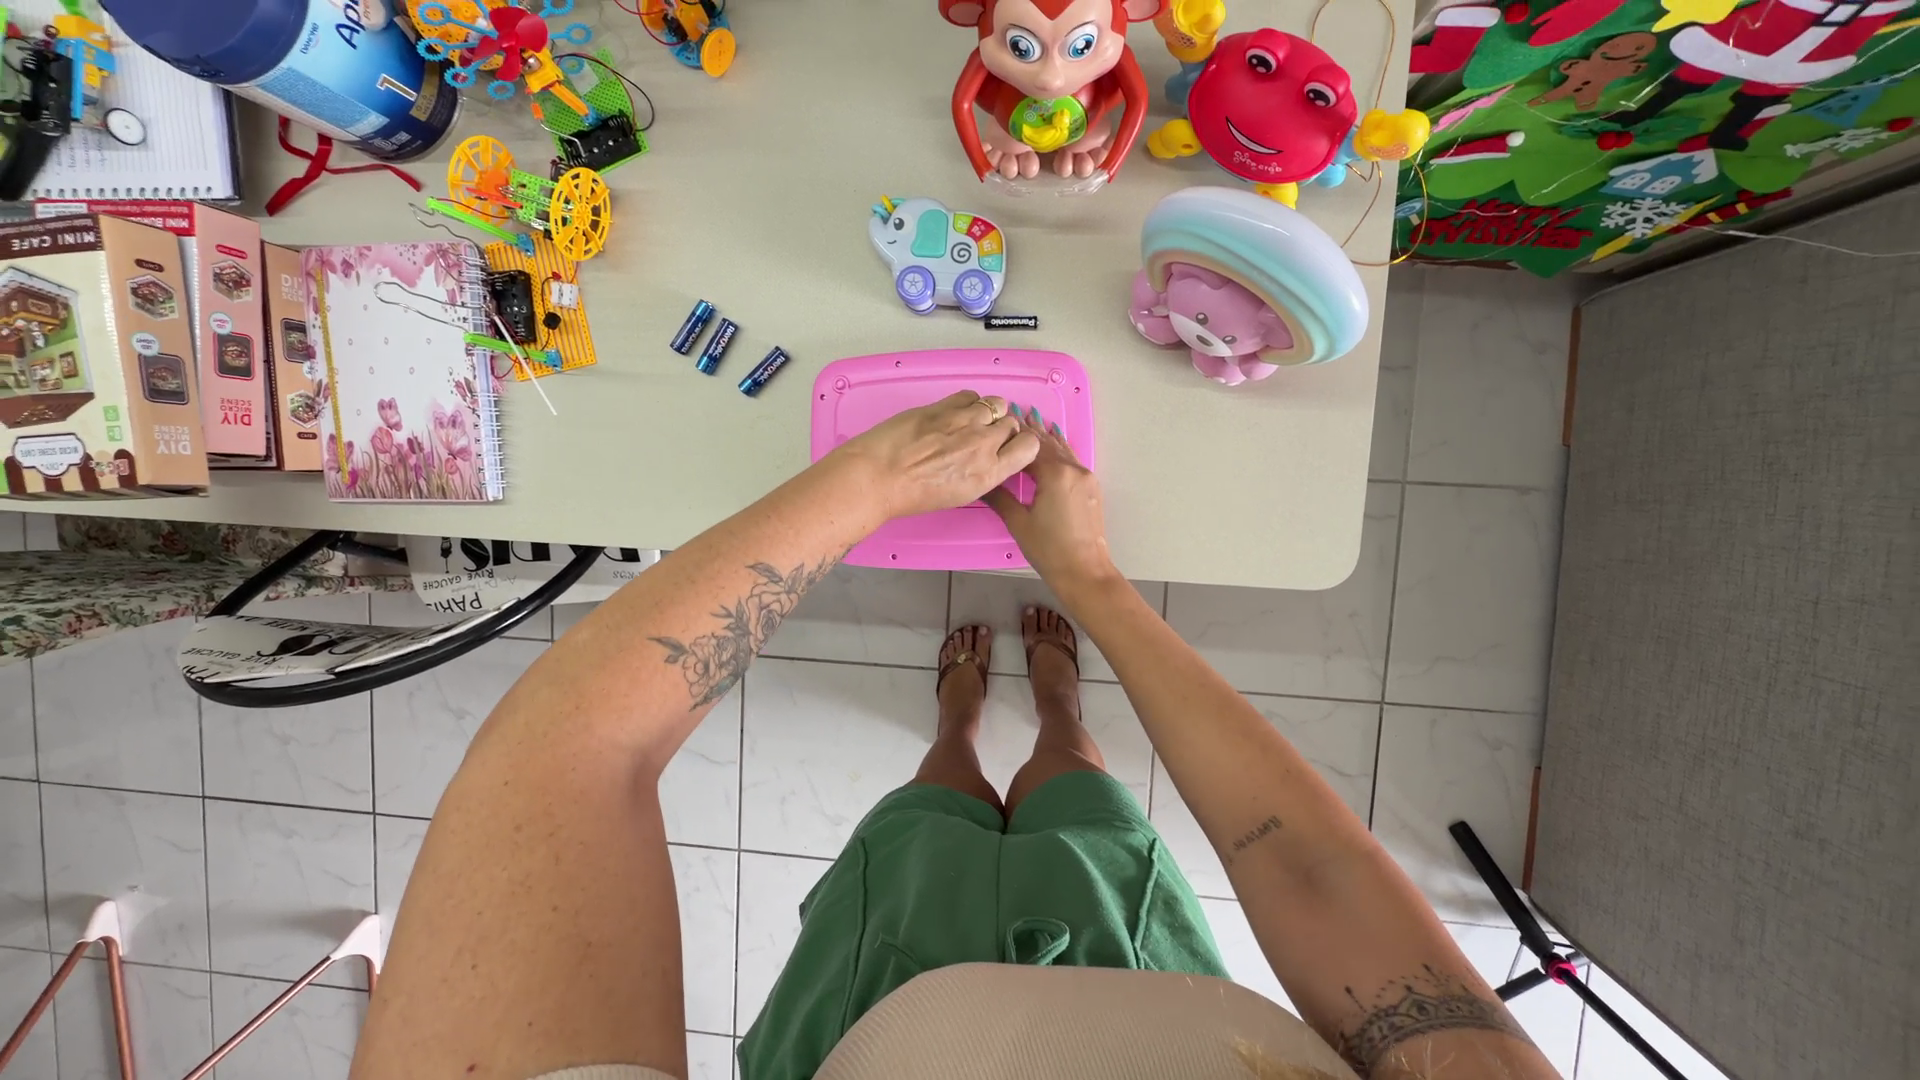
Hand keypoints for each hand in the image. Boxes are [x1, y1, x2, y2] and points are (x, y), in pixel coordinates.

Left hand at [829, 391, 1040, 521]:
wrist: (879, 476)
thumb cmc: (912, 494)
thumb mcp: (959, 495)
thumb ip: (982, 473)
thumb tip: (989, 460)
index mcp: (990, 473)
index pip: (1029, 447)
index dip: (1021, 444)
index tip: (1011, 445)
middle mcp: (983, 444)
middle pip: (1012, 423)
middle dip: (1003, 428)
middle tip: (986, 435)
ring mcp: (964, 421)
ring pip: (996, 404)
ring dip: (989, 412)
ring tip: (971, 422)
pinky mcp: (944, 406)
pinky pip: (970, 396)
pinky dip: (969, 402)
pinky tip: (955, 413)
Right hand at [982, 420, 1119, 597]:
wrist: (1085, 572)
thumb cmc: (1049, 550)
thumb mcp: (1018, 523)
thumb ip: (999, 497)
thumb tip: (981, 481)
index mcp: (1054, 474)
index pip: (1030, 447)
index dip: (1015, 434)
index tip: (1003, 417)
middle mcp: (1073, 470)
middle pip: (1048, 444)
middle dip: (1032, 428)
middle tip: (1016, 410)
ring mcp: (1086, 478)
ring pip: (1063, 450)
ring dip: (1047, 436)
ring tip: (1034, 417)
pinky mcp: (1091, 488)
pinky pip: (1072, 460)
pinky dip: (1060, 449)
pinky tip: (1056, 441)